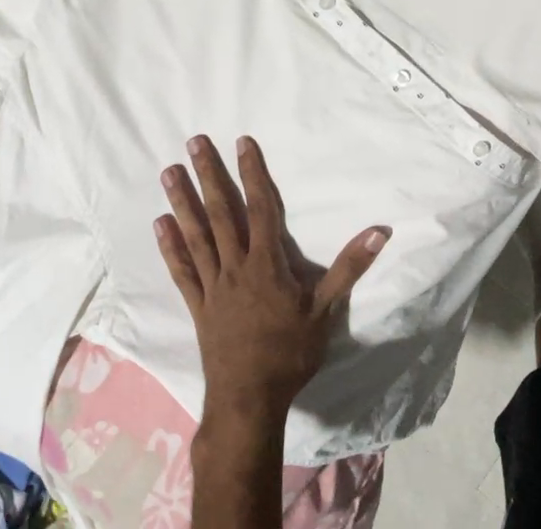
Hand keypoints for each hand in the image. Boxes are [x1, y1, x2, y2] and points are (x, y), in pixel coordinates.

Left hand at [155, 135, 390, 420]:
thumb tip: (380, 231)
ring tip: (169, 172)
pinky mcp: (198, 306)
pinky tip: (160, 225)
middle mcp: (236, 267)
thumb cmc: (291, 352)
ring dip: (182, 202)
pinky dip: (171, 246)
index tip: (242, 143)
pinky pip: (182, 270)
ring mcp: (213, 286)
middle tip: (194, 142)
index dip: (253, 173)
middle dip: (209, 175)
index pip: (260, 208)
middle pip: (221, 213)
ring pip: (196, 235)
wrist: (248, 399)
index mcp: (267, 264)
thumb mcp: (326, 310)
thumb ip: (349, 268)